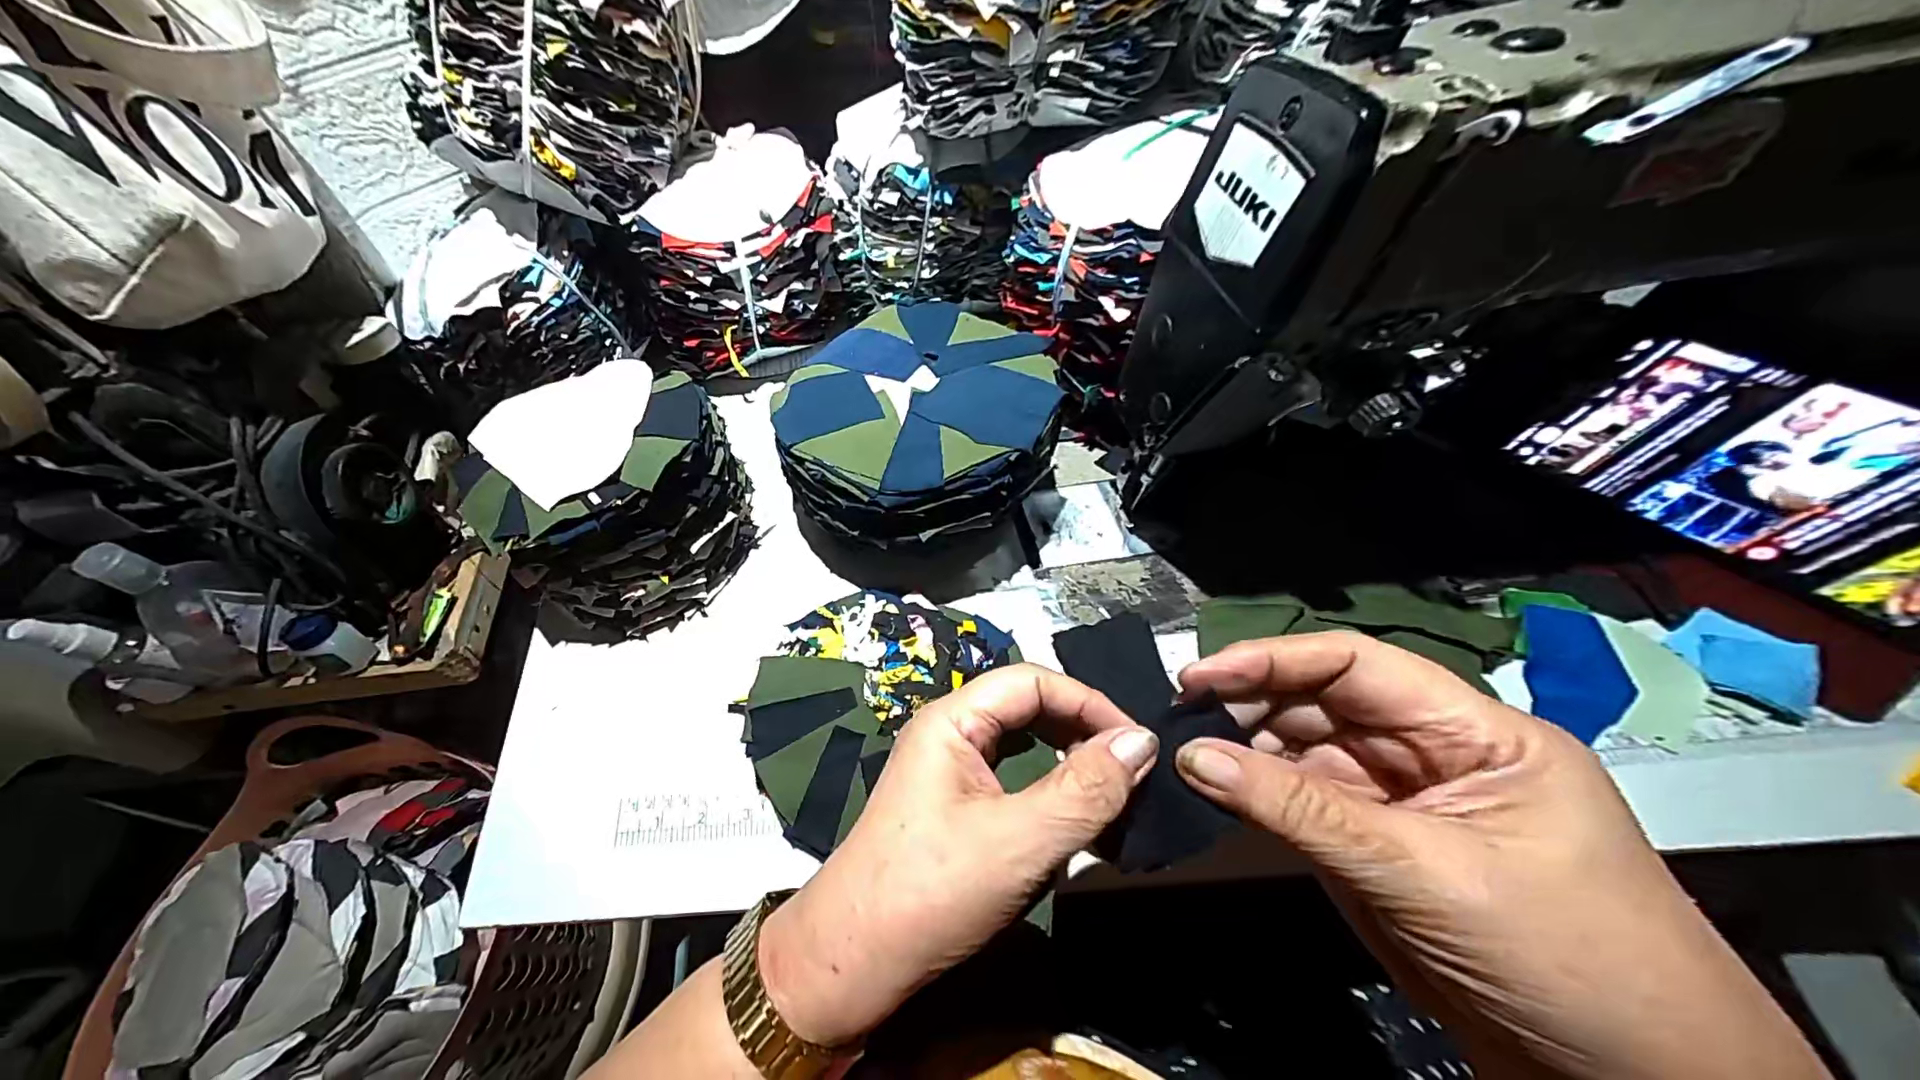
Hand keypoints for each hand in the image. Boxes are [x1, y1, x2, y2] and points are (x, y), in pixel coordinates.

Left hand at [758, 664, 1157, 1047]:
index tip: (1137, 745)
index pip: (1033, 682)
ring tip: (1112, 791)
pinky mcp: (955, 807)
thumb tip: (1143, 742)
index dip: (1089, 703)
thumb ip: (1085, 790)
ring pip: (1024, 743)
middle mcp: (950, 733)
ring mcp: (950, 771)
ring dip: (1070, 760)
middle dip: (1082, 730)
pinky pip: (1014, 778)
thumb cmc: (929, 894)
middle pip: (1028, 707)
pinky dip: (1051, 789)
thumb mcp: (1019, 841)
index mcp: (953, 720)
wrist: (849, 965)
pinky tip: (1075, 815)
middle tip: (1130, 769)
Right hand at [1174, 632, 1828, 1079]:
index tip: (1202, 676)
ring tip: (1187, 751)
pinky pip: (1303, 802)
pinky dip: (1259, 794)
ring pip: (1305, 751)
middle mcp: (1433, 752)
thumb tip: (1193, 756)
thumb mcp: (1425, 875)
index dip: (1274, 660)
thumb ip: (1301, 810)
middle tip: (1180, 716)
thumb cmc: (1571, 966)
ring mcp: (1402, 800)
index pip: (1358, 665)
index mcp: (1476, 734)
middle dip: (1251, 702)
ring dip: (1246, 748)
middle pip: (1323, 702)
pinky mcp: (1377, 845)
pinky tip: (1218, 789)